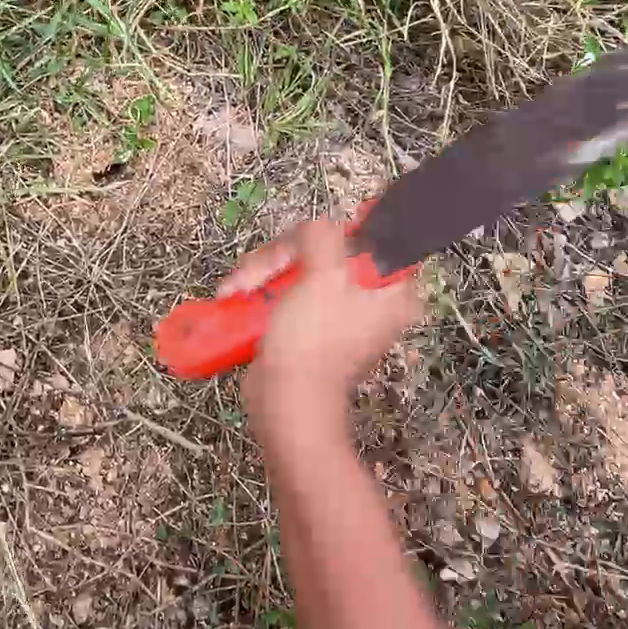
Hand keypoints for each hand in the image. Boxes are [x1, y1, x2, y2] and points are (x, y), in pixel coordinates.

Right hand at [216, 222, 421, 427]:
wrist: (286, 402)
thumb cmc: (312, 340)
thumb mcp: (323, 275)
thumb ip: (324, 236)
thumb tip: (319, 226)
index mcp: (390, 290)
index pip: (369, 238)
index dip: (335, 233)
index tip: (303, 241)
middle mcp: (368, 299)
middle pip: (324, 250)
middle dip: (282, 257)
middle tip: (261, 271)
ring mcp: (335, 313)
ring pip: (298, 267)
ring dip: (263, 272)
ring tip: (239, 288)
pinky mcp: (306, 324)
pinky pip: (285, 290)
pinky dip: (262, 289)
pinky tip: (237, 293)